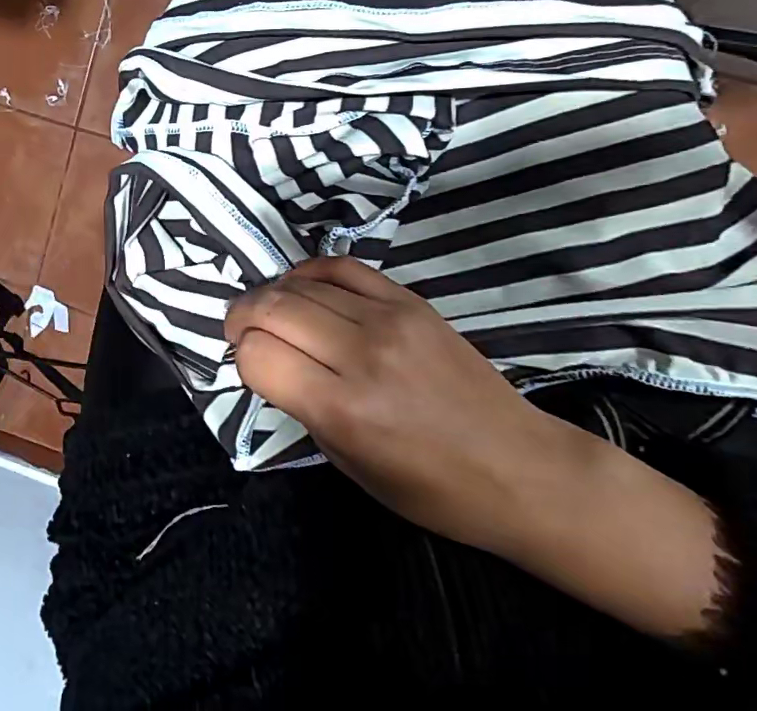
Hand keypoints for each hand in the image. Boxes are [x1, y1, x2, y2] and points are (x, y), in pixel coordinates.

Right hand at [225, 255, 548, 554]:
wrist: (517, 466)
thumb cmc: (430, 488)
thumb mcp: (349, 463)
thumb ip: (302, 405)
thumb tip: (270, 361)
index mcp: (342, 408)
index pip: (258, 355)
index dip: (241, 358)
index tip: (248, 367)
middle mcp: (362, 354)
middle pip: (272, 308)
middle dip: (242, 317)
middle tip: (239, 332)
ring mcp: (389, 318)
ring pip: (301, 284)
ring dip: (271, 295)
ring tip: (268, 312)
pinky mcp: (410, 300)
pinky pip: (343, 267)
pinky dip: (310, 272)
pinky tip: (302, 287)